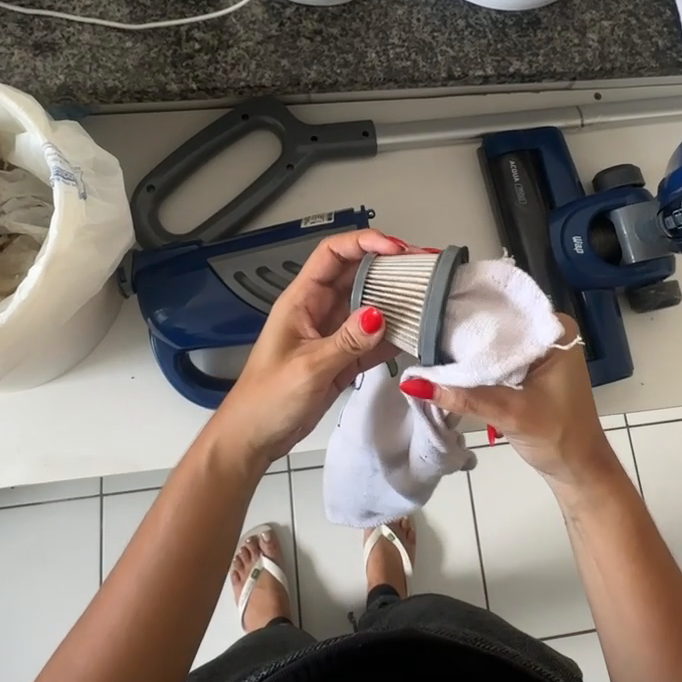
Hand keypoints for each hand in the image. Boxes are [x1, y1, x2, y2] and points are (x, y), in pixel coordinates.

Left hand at [205, 229, 406, 466]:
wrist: (253, 438)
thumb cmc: (267, 398)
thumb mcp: (308, 367)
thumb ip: (347, 341)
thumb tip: (380, 315)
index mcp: (301, 299)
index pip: (332, 254)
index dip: (363, 243)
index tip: (396, 249)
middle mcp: (319, 310)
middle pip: (357, 275)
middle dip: (389, 267)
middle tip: (423, 269)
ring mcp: (332, 333)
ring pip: (369, 305)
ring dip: (396, 300)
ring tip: (428, 296)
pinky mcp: (343, 359)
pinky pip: (372, 339)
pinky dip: (393, 335)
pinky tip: (416, 333)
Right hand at [405, 314, 620, 488]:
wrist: (578, 471)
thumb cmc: (558, 437)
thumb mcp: (511, 414)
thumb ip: (465, 397)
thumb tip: (414, 384)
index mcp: (557, 331)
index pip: (508, 310)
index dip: (474, 313)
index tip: (437, 313)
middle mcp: (548, 333)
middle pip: (500, 324)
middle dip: (468, 330)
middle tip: (427, 326)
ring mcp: (539, 351)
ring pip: (497, 341)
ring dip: (471, 348)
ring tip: (431, 340)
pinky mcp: (529, 368)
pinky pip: (498, 356)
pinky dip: (479, 362)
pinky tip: (451, 362)